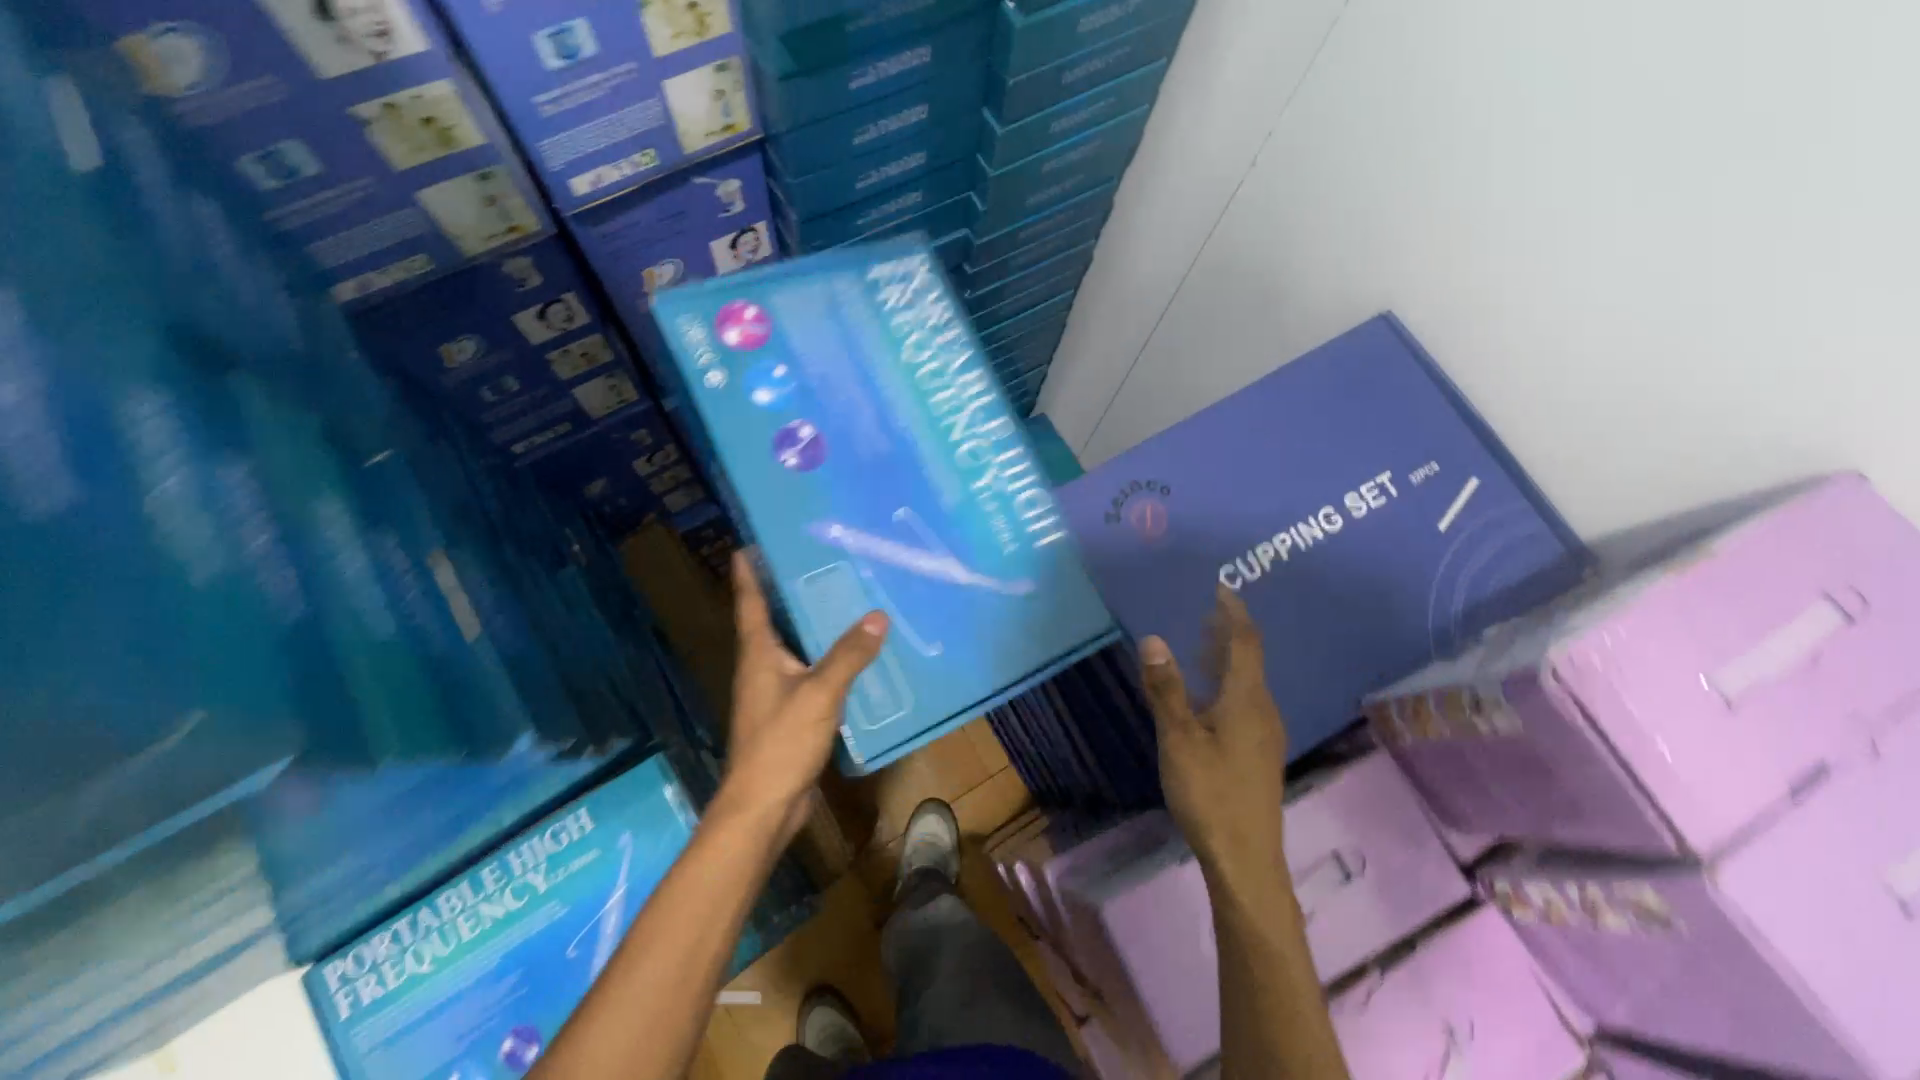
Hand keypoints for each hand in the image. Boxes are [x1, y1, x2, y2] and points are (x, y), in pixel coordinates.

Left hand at [717, 551, 887, 839]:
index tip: (748, 544)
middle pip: (770, 622)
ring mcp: (771, 694)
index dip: (748, 574)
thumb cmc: (781, 742)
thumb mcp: (820, 694)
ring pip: (790, 650)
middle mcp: (760, 668)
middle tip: (813, 563)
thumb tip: (877, 616)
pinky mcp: (786, 716)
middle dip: (785, 594)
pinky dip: (822, 661)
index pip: (750, 603)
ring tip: (838, 603)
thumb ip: (848, 656)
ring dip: (807, 628)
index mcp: (758, 654)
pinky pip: (805, 676)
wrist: (763, 805)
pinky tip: (849, 661)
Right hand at [1139, 586, 1288, 885]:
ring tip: (1201, 644)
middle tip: (1205, 609)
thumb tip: (1154, 639)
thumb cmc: (1210, 793)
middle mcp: (1262, 710)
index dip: (1233, 612)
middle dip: (1228, 632)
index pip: (1245, 642)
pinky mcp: (1258, 754)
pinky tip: (1205, 698)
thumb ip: (1166, 689)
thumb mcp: (1179, 739)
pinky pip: (1244, 702)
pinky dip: (1226, 684)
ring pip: (1247, 683)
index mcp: (1247, 699)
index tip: (1220, 587)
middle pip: (1250, 660)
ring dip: (1226, 659)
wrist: (1245, 856)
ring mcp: (1264, 734)